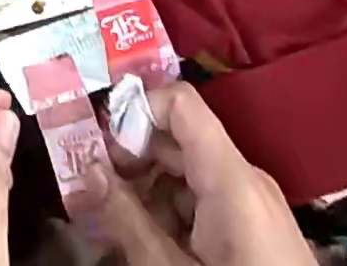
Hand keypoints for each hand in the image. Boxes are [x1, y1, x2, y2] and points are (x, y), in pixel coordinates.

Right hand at [83, 83, 313, 265]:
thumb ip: (127, 218)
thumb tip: (87, 168)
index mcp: (232, 180)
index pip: (180, 102)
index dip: (136, 111)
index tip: (103, 146)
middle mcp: (246, 180)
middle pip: (178, 137)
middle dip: (132, 155)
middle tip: (96, 186)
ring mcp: (256, 207)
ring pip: (188, 170)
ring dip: (147, 187)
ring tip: (118, 222)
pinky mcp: (259, 233)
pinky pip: (206, 200)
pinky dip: (172, 210)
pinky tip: (151, 245)